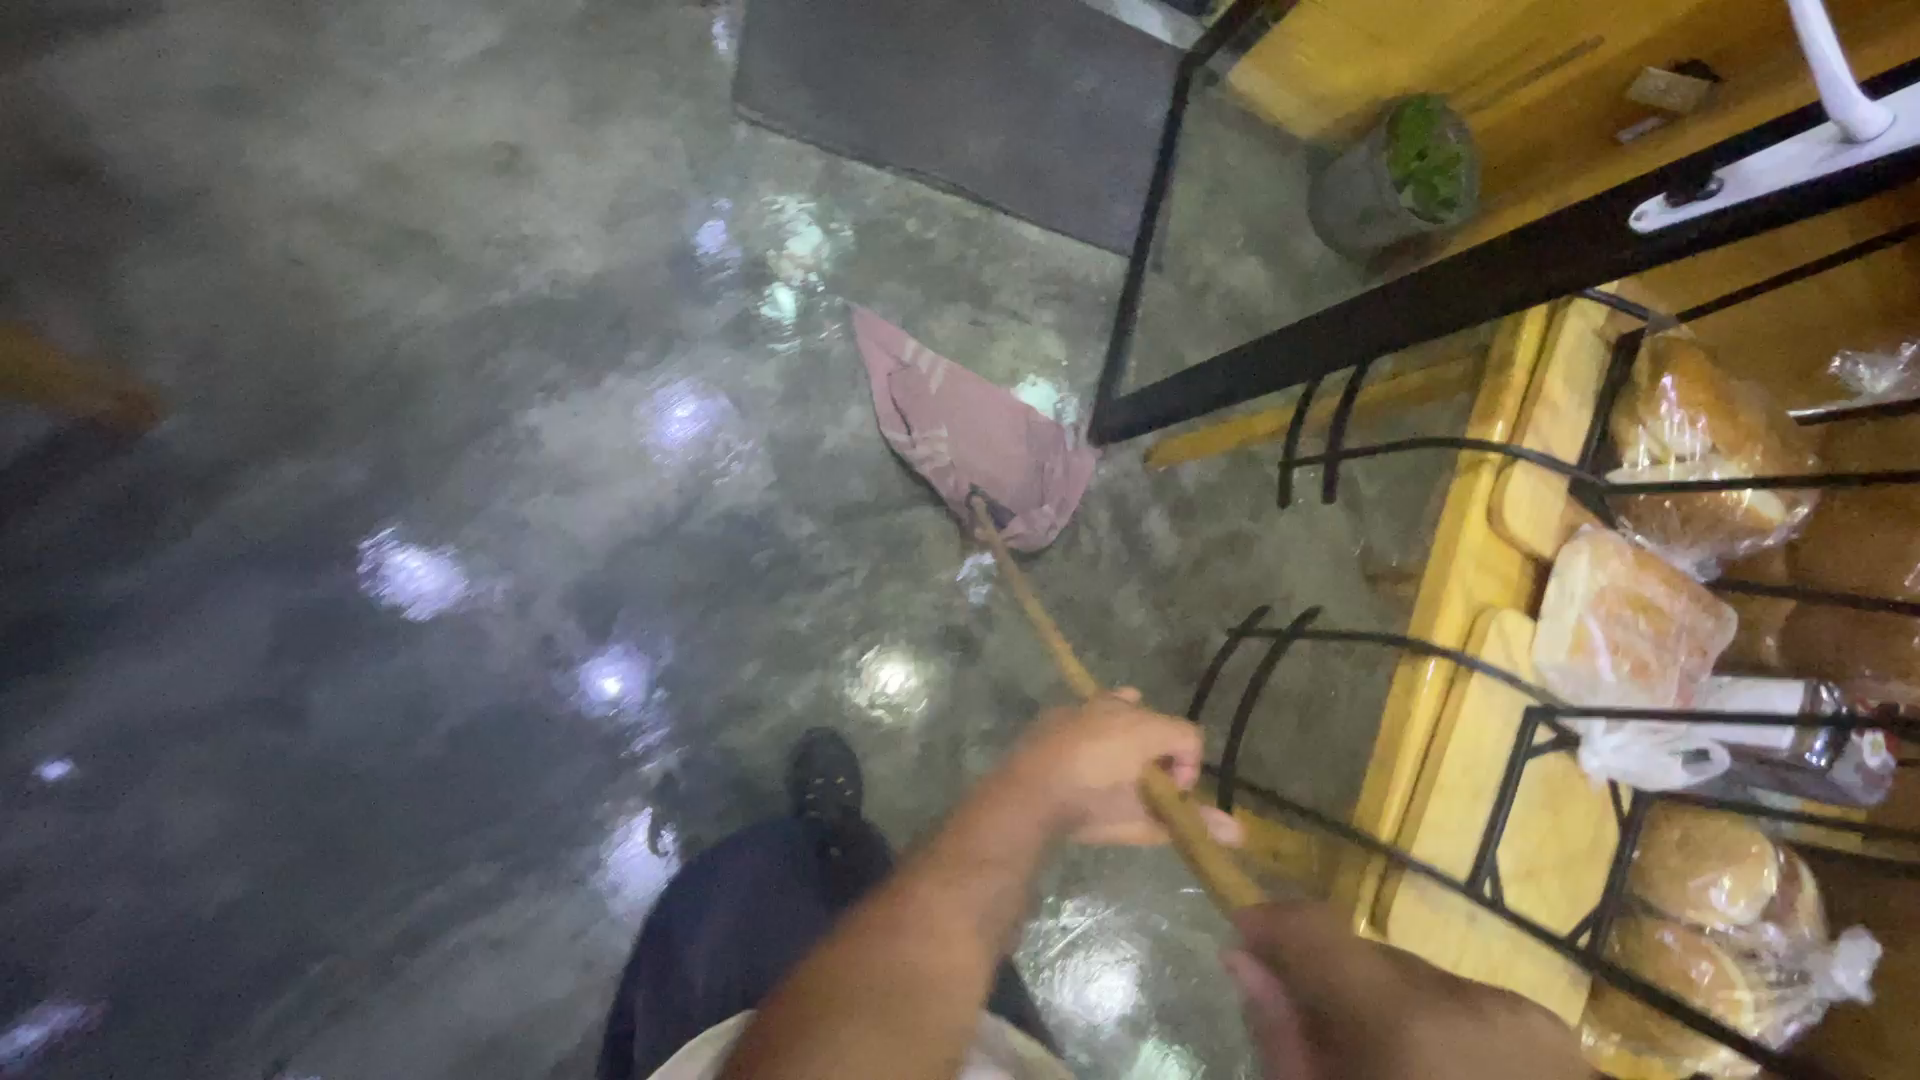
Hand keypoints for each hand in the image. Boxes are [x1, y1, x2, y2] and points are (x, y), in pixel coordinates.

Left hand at [998, 689, 1243, 846]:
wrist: (1026, 795)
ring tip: (1115, 765)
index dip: (1189, 766)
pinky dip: (1094, 729)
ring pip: (1121, 704)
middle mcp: (1119, 706)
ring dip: (1128, 732)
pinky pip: (1088, 711)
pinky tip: (1081, 757)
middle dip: (1159, 751)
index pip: (1190, 736)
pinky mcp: (1058, 711)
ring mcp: (1085, 704)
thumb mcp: (1143, 821)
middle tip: (1142, 784)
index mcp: (1147, 727)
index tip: (1171, 794)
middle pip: (1156, 720)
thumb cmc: (1091, 807)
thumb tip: (1240, 836)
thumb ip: (1190, 822)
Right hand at [1223, 903, 1589, 1079]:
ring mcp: (1524, 1020)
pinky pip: (1470, 1008)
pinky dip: (1439, 1030)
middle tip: (1315, 1036)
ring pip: (1418, 980)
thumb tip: (1244, 962)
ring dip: (1388, 1008)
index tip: (1246, 942)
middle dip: (1331, 982)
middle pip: (1367, 956)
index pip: (1313, 927)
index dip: (1271, 924)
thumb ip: (1282, 1039)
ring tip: (1389, 1070)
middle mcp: (1467, 1001)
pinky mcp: (1561, 1040)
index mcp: (1402, 1024)